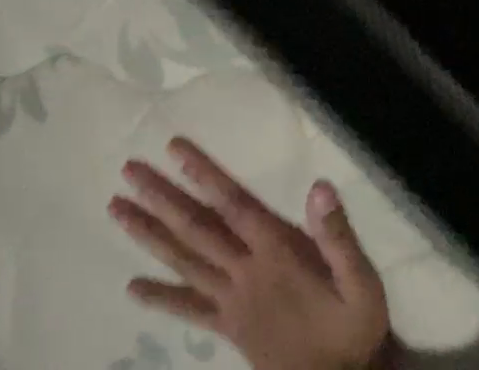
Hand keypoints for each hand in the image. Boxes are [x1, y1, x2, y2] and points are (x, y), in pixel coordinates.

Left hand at [110, 137, 392, 369]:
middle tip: (128, 172)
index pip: (233, 205)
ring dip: (149, 235)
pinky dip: (160, 298)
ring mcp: (232, 302)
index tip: (175, 150)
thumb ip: (338, 235)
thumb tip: (319, 186)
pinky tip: (132, 289)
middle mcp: (245, 273)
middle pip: (196, 229)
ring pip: (183, 262)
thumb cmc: (352, 327)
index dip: (204, 175)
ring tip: (118, 211)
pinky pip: (189, 310)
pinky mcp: (228, 327)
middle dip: (162, 198)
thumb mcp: (361, 281)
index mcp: (277, 254)